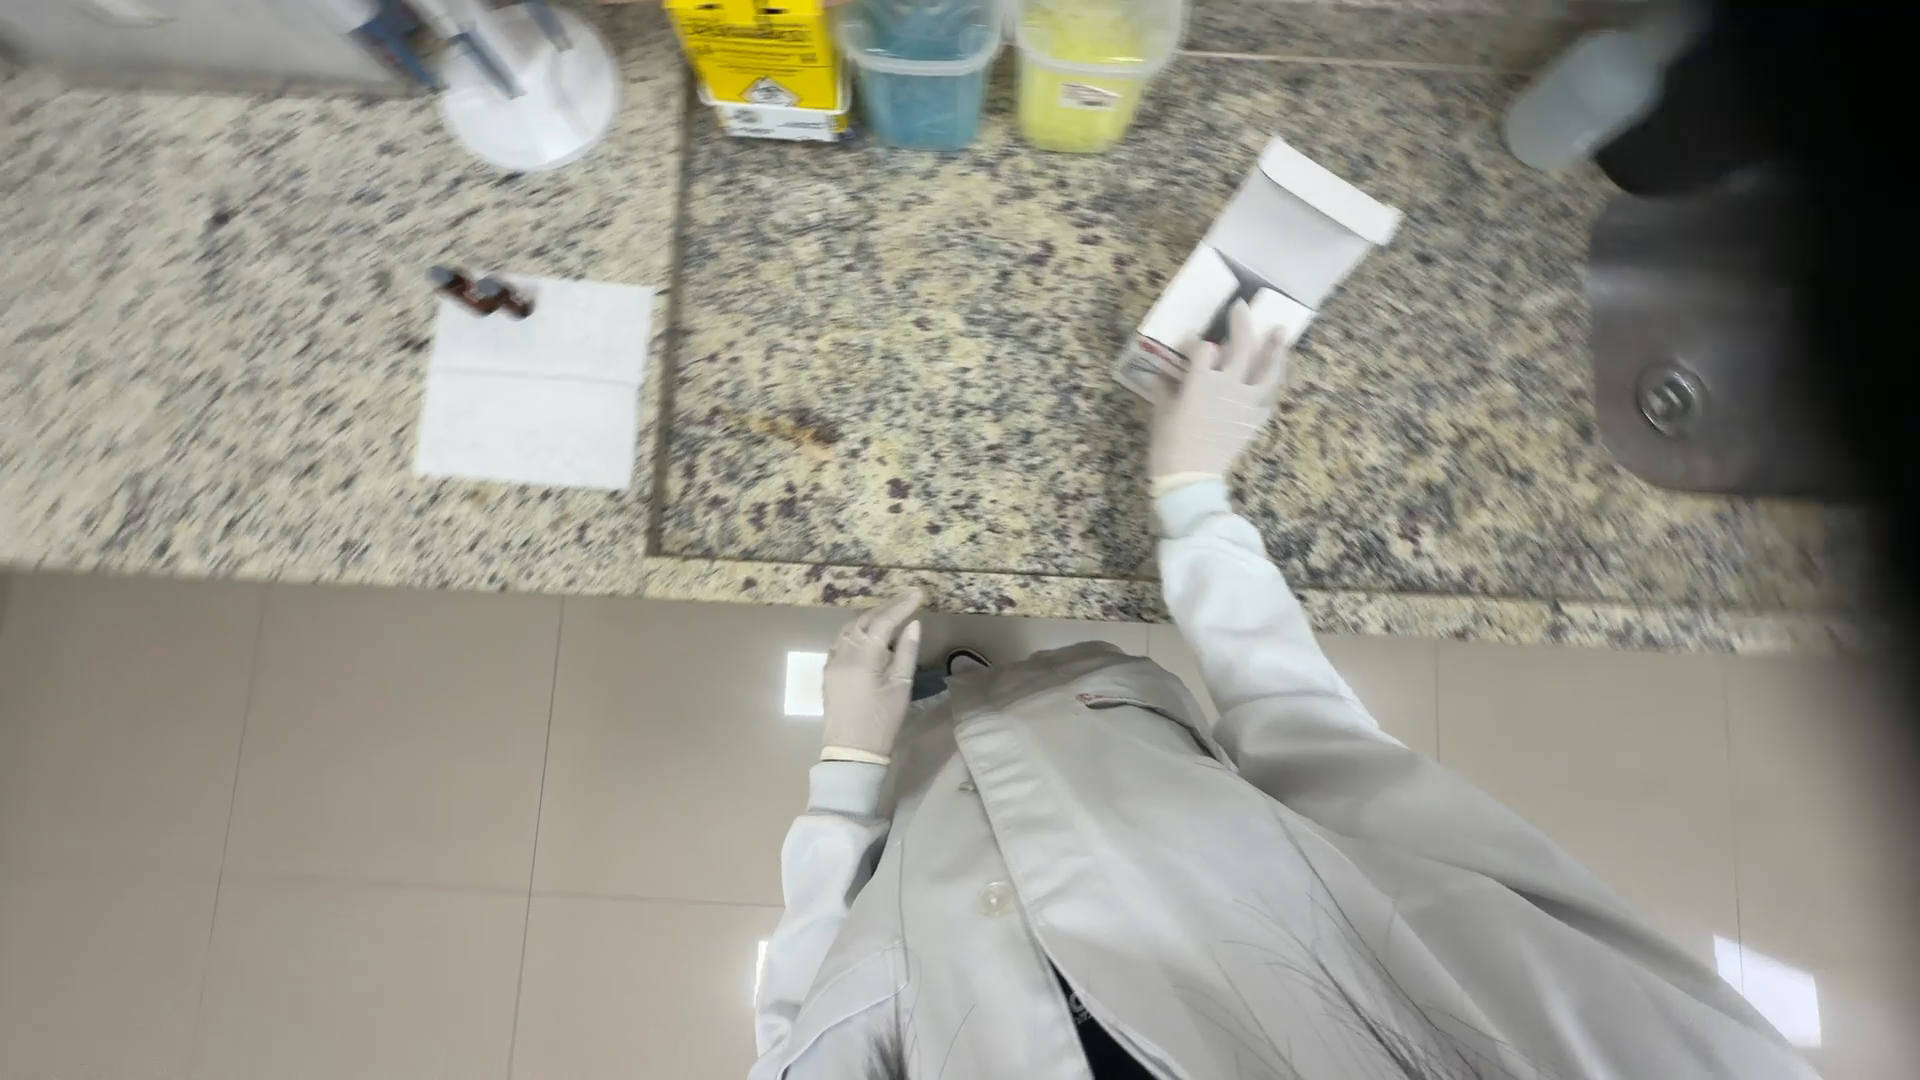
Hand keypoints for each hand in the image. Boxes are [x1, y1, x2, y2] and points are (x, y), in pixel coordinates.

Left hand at [821, 590, 923, 761]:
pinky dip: (857, 632)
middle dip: (887, 607)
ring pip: (850, 628)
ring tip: (890, 614)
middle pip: (865, 619)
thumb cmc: (882, 720)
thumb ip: (906, 652)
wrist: (851, 751)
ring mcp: (833, 661)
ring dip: (870, 618)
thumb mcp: (901, 686)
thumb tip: (914, 624)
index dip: (903, 605)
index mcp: (864, 654)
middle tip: (908, 600)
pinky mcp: (829, 672)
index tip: (919, 593)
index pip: (885, 620)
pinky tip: (868, 635)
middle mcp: (844, 652)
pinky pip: (841, 642)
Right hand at [1149, 298, 1288, 488]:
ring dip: (1276, 349)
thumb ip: (1166, 390)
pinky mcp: (1254, 421)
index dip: (1198, 343)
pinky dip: (1269, 389)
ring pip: (1268, 370)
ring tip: (1280, 333)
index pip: (1203, 349)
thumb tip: (1164, 377)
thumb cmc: (1169, 446)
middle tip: (1241, 309)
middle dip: (1241, 323)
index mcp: (1201, 381)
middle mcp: (1229, 385)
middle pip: (1242, 345)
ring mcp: (1247, 403)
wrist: (1190, 478)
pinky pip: (1268, 401)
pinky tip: (1270, 382)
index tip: (1193, 342)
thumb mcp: (1162, 414)